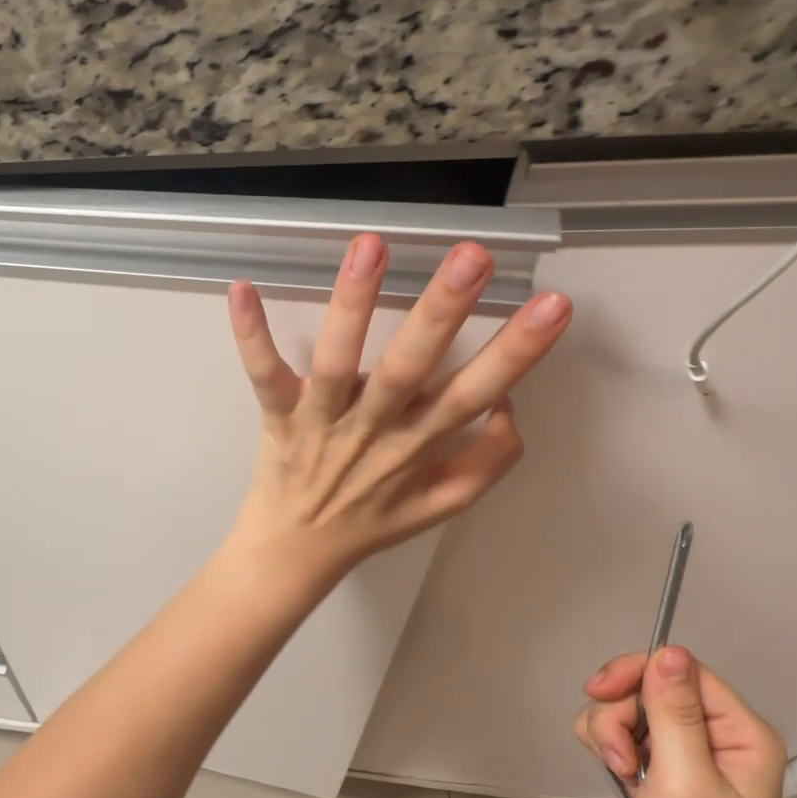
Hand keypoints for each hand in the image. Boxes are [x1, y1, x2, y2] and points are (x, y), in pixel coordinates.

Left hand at [225, 233, 571, 578]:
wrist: (295, 550)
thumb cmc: (372, 519)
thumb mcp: (445, 503)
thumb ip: (489, 460)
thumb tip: (509, 404)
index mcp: (417, 445)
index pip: (474, 394)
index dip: (515, 352)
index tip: (554, 304)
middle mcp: (371, 428)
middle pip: (409, 368)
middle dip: (441, 312)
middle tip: (472, 257)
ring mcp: (321, 420)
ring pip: (339, 362)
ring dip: (354, 303)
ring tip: (370, 247)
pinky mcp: (278, 415)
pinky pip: (263, 373)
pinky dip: (251, 334)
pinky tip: (242, 289)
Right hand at [574, 647, 789, 797]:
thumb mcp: (686, 779)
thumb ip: (673, 712)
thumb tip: (670, 650)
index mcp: (738, 731)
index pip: (681, 670)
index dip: (638, 673)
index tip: (601, 693)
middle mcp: (710, 734)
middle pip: (644, 685)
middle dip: (618, 713)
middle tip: (617, 754)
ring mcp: (677, 751)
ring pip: (621, 707)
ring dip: (607, 733)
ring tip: (620, 773)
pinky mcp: (649, 767)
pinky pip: (612, 732)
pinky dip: (602, 746)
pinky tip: (614, 775)